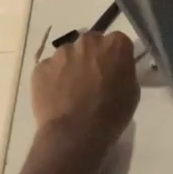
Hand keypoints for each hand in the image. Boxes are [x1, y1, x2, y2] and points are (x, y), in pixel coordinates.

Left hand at [32, 31, 139, 146]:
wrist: (76, 133)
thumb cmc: (112, 112)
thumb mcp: (132, 89)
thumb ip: (123, 70)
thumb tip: (114, 67)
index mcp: (115, 45)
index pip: (118, 41)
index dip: (116, 55)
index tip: (115, 69)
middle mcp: (88, 42)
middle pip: (91, 42)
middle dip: (93, 54)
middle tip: (93, 76)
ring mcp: (61, 54)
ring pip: (68, 54)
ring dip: (72, 65)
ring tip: (71, 89)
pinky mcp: (40, 67)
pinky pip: (50, 68)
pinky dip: (54, 77)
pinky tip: (57, 95)